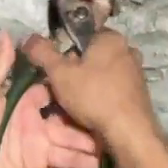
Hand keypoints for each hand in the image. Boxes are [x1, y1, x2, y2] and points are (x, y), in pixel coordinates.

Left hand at [0, 31, 102, 167]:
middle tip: (108, 134)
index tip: (95, 93)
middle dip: (87, 133)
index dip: (73, 97)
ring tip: (102, 160)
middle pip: (68, 128)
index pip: (55, 98)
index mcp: (24, 105)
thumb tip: (6, 31)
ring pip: (68, 153)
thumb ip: (0, 66)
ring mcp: (36, 152)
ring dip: (85, 156)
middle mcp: (35, 127)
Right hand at [21, 29, 162, 153]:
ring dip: (87, 86)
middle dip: (76, 70)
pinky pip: (112, 90)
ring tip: (74, 104)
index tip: (56, 68)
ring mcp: (136, 72)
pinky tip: (92, 112)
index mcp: (111, 37)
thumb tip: (28, 38)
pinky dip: (101, 98)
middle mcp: (128, 50)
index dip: (64, 50)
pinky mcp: (139, 93)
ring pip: (101, 75)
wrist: (129, 132)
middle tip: (61, 88)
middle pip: (91, 57)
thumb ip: (42, 53)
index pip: (81, 35)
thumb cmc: (94, 96)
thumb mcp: (59, 73)